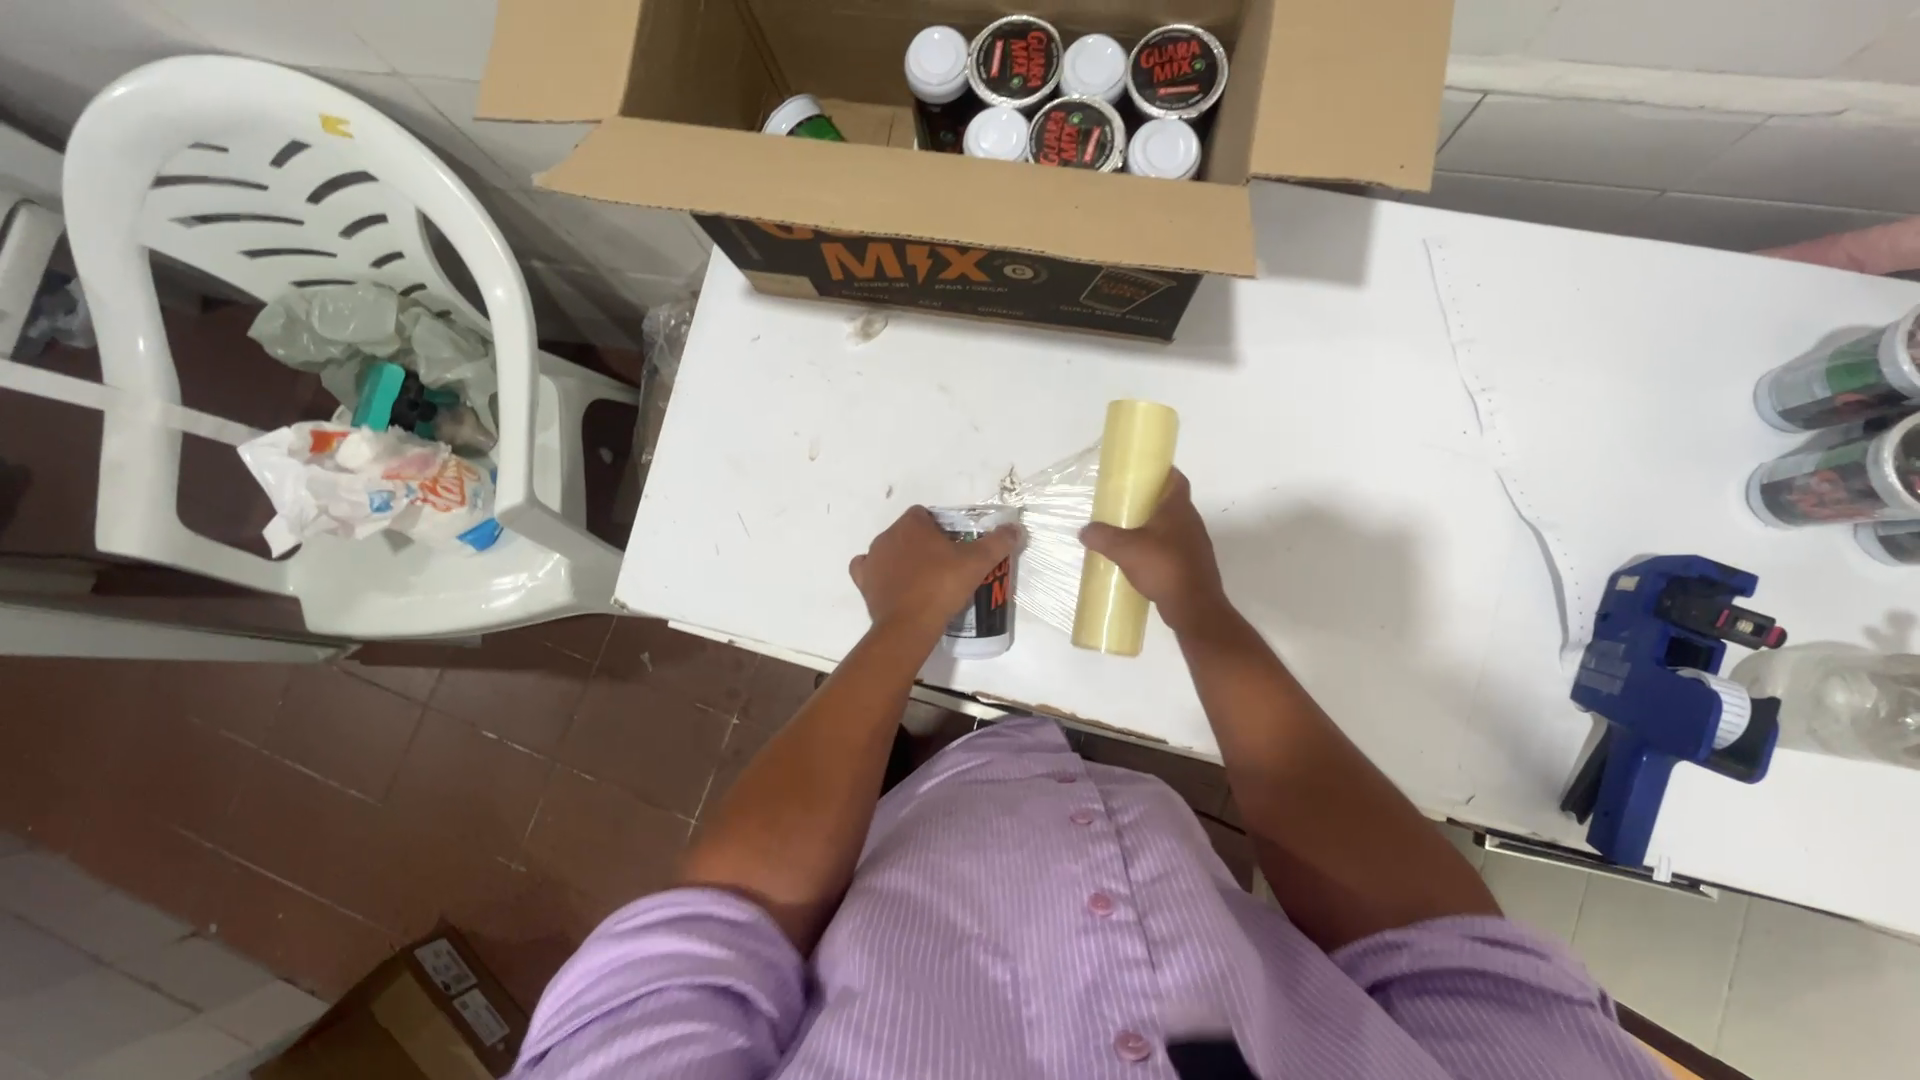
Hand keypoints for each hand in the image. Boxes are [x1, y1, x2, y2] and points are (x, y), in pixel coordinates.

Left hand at [850, 507, 1021, 637]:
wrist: (910, 624)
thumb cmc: (943, 585)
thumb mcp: (978, 562)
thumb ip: (998, 542)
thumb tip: (1015, 528)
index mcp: (911, 524)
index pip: (925, 514)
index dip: (940, 527)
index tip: (955, 546)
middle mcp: (887, 536)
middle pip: (908, 532)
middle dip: (923, 543)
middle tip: (944, 565)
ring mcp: (872, 558)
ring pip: (889, 550)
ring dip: (903, 559)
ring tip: (924, 580)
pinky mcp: (864, 581)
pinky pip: (869, 569)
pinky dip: (880, 574)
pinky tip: (895, 584)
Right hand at [1079, 469, 1228, 633]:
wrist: (1194, 607)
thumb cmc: (1163, 567)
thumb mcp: (1124, 549)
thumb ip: (1102, 537)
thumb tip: (1085, 530)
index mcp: (1179, 508)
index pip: (1176, 478)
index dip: (1161, 472)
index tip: (1141, 475)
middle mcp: (1192, 521)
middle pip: (1172, 502)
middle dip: (1150, 502)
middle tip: (1125, 505)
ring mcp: (1195, 545)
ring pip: (1172, 527)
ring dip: (1153, 528)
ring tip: (1128, 534)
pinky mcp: (1194, 565)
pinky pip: (1173, 549)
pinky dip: (1158, 549)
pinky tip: (1140, 561)